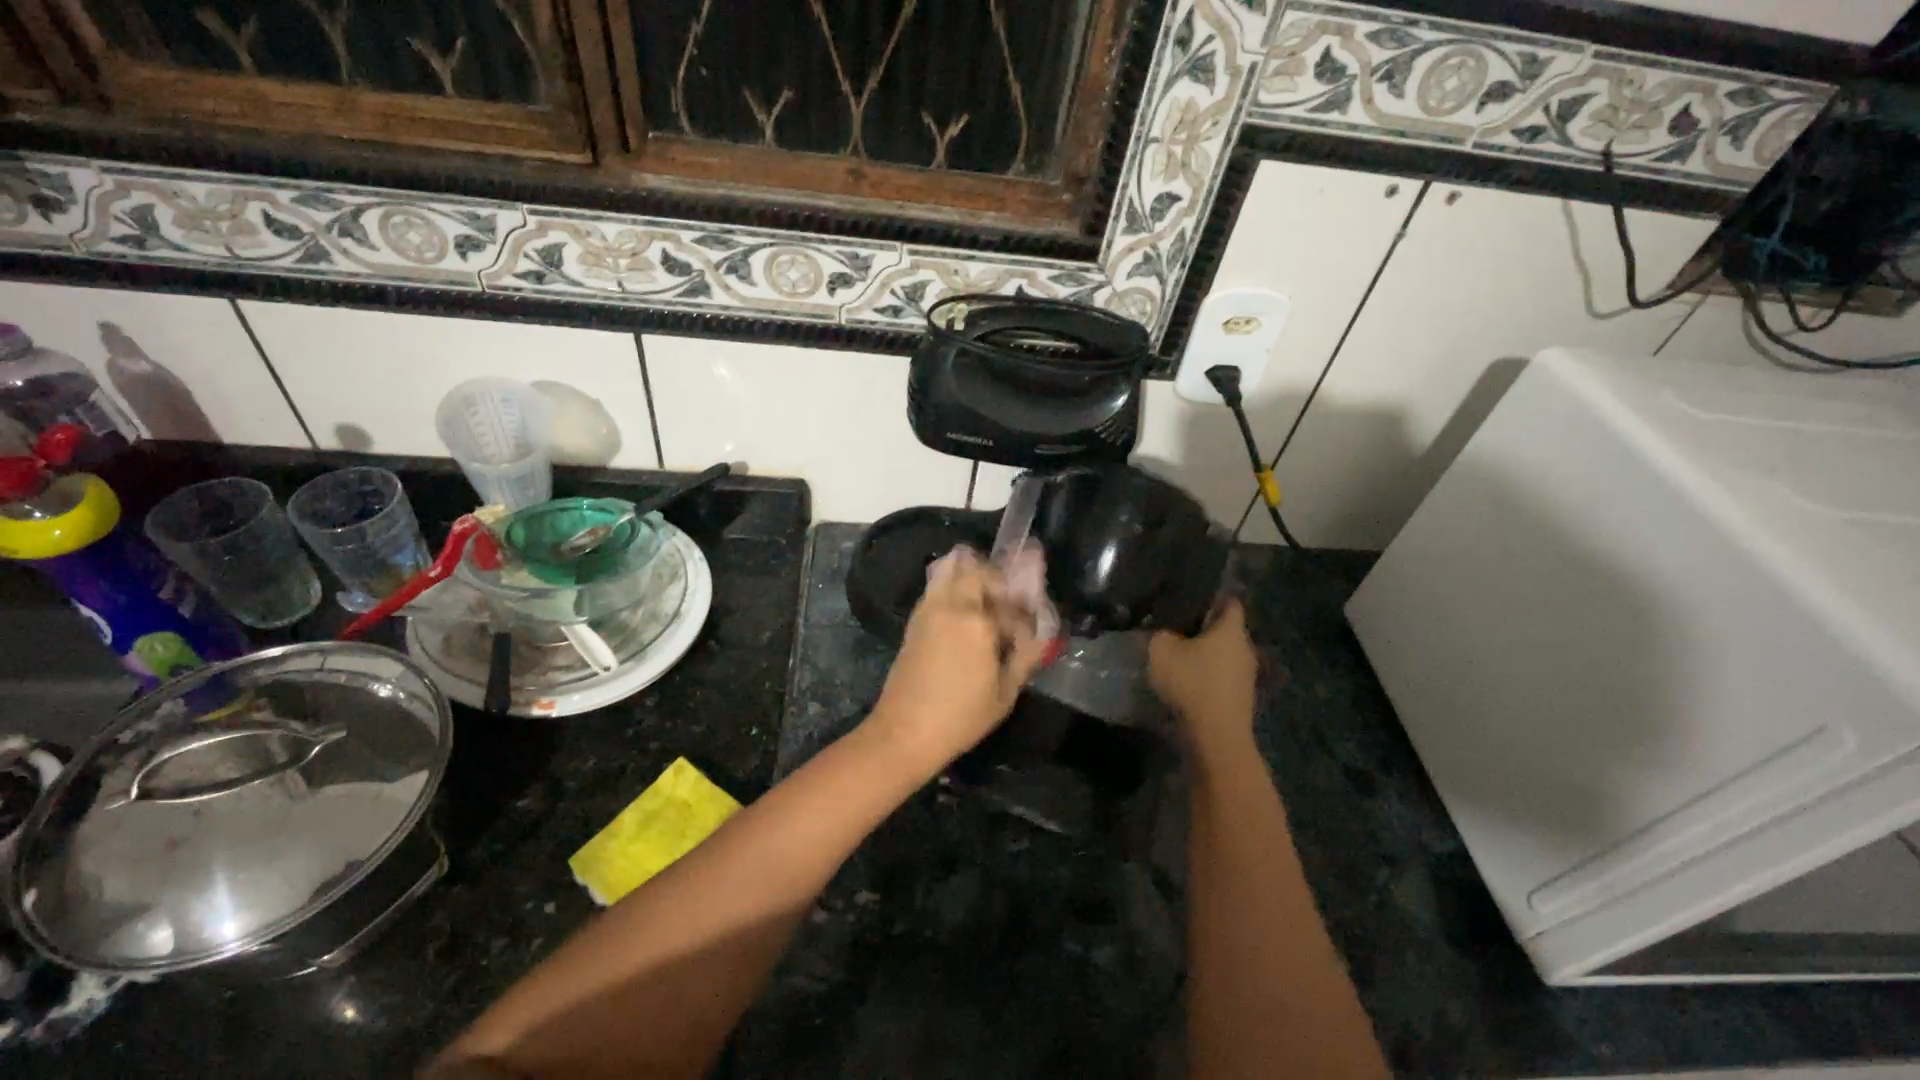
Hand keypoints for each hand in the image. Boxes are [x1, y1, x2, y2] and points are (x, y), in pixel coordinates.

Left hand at [866, 547, 1049, 770]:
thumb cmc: (961, 717)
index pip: (1012, 605)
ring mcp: (928, 610)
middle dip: (999, 581)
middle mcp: (951, 605)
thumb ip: (1024, 658)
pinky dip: (953, 590)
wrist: (904, 731)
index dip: (1025, 618)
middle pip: (978, 570)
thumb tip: (1037, 638)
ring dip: (972, 578)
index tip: (1029, 633)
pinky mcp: (914, 621)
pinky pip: (937, 588)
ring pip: (951, 571)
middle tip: (1009, 605)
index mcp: (978, 621)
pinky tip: (964, 618)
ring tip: (986, 604)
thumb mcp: (1004, 694)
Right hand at [1148, 599, 1257, 749]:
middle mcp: (1246, 648)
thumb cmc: (1192, 682)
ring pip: (1225, 656)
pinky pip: (1222, 678)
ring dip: (1206, 656)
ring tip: (1179, 657)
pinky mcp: (1241, 698)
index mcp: (1231, 629)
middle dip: (1204, 630)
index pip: (1229, 602)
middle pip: (1226, 631)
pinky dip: (1207, 677)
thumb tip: (1164, 633)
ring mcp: (1247, 675)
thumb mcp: (1161, 651)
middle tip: (1177, 629)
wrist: (1215, 735)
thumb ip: (1160, 634)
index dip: (1211, 597)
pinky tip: (1187, 683)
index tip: (1190, 598)